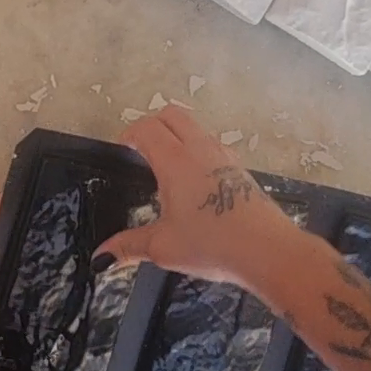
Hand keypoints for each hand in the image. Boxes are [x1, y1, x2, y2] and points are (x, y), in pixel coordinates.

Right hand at [95, 106, 307, 290]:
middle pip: (172, 114)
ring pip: (195, 127)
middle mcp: (200, 150)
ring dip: (176, 134)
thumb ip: (128, 246)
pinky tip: (194, 182)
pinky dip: (196, 149)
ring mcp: (224, 157)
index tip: (122, 147)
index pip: (147, 128)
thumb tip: (101, 256)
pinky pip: (212, 145)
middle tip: (141, 147)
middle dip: (152, 124)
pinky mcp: (240, 169)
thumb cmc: (213, 245)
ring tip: (166, 164)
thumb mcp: (163, 247)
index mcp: (176, 162)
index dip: (129, 133)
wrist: (269, 252)